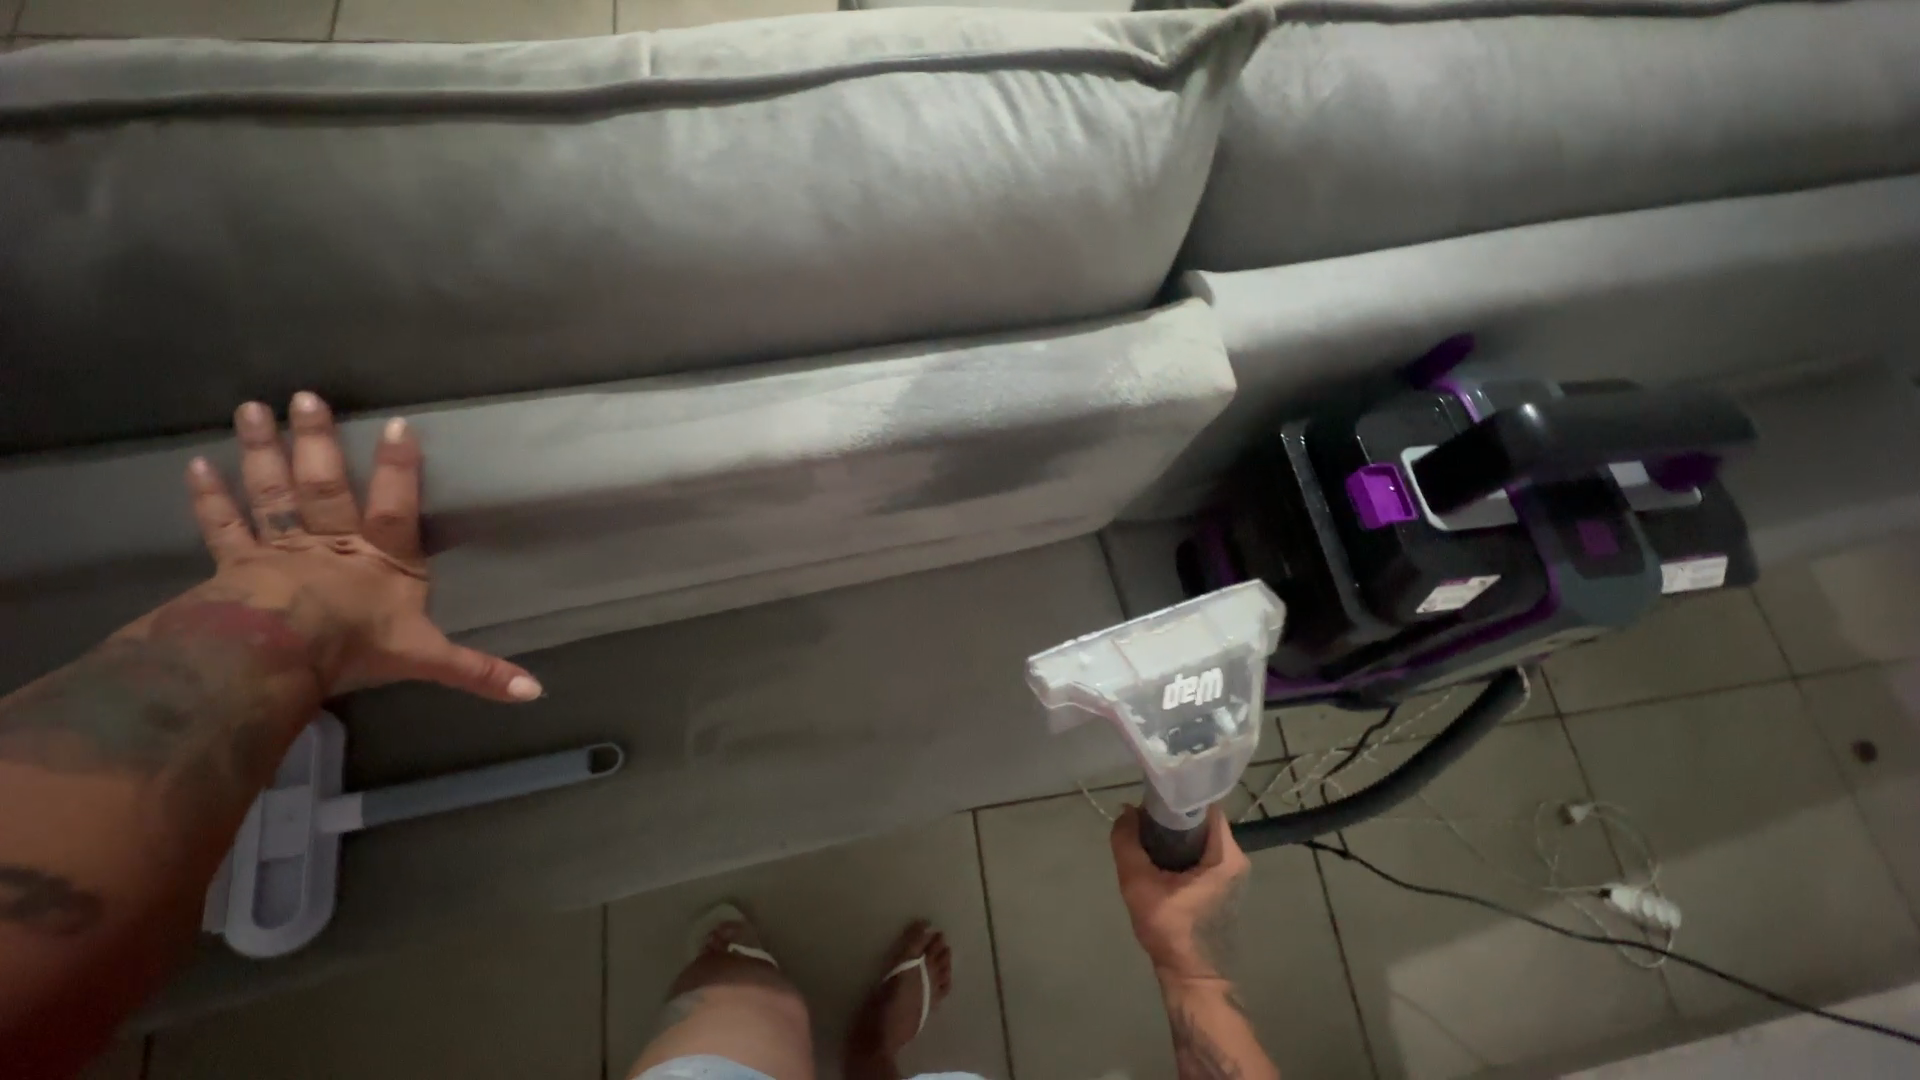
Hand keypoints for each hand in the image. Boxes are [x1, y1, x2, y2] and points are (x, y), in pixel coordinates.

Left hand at [171, 392, 541, 702]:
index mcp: (384, 558)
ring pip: (274, 492)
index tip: (398, 424)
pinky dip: (210, 498)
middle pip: (326, 485)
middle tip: (305, 397)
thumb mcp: (429, 658)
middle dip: (318, 442)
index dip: (400, 467)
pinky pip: (224, 526)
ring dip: (263, 452)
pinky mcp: (238, 564)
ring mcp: (282, 549)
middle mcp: (334, 542)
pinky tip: (196, 466)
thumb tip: (536, 692)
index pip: (398, 505)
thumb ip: (480, 670)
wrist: (279, 656)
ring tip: (252, 409)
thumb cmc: (358, 647)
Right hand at [1110, 805, 1248, 984]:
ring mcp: (1230, 876)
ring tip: (1145, 837)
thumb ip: (1127, 843)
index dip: (1179, 796)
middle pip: (1201, 822)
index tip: (1152, 796)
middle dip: (1171, 818)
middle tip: (1143, 818)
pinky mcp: (1221, 888)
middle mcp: (1235, 860)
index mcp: (1226, 855)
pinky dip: (1179, 853)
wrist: (1192, 979)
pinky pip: (1200, 856)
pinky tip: (1157, 860)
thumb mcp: (1139, 884)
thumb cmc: (1172, 931)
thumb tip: (1126, 812)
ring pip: (1199, 840)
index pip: (1206, 806)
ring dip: (1173, 837)